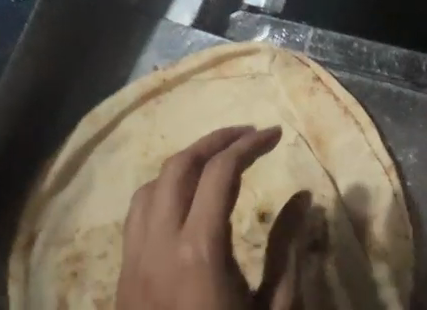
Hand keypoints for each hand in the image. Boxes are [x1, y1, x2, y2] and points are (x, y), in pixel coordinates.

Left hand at [117, 125, 318, 309]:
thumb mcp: (273, 308)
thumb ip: (288, 248)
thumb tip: (303, 197)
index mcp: (199, 251)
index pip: (221, 171)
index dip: (250, 145)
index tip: (277, 135)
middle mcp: (158, 247)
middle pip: (179, 167)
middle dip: (216, 141)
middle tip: (250, 136)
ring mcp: (133, 264)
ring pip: (149, 187)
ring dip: (186, 164)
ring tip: (218, 162)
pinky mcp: (122, 281)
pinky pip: (136, 217)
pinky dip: (162, 192)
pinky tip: (186, 204)